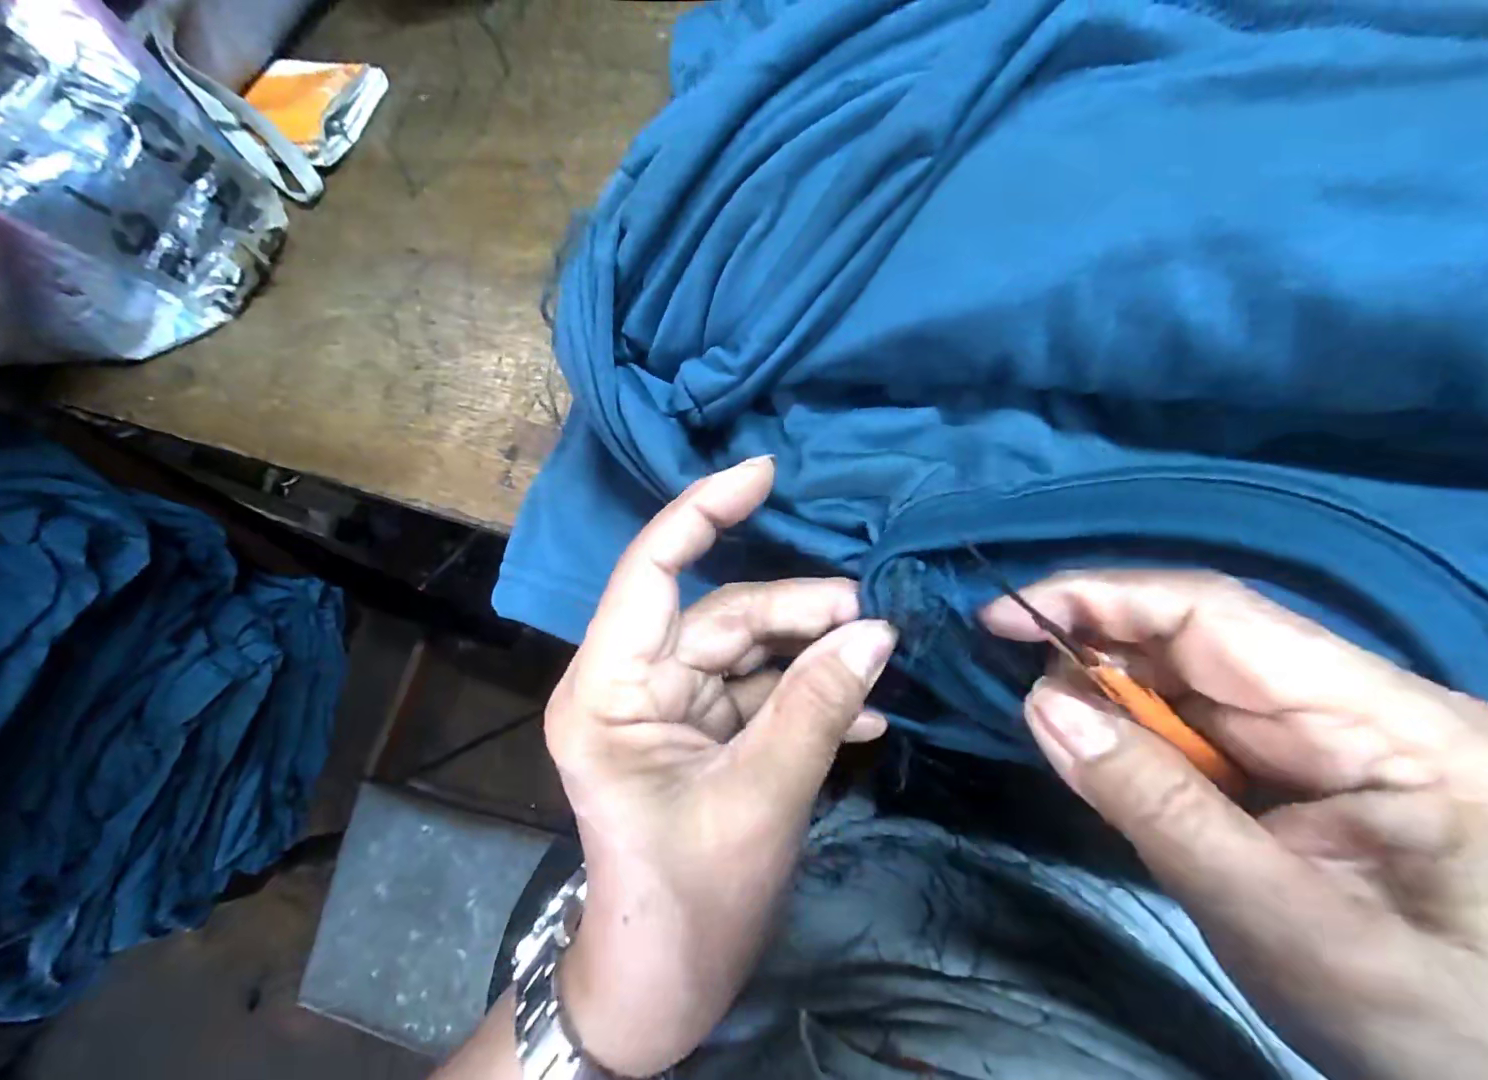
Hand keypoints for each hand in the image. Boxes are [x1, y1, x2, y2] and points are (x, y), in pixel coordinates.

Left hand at [544, 457, 896, 1076]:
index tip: (764, 473)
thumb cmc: (689, 902)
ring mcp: (672, 707)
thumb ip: (815, 706)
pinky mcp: (705, 732)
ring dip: (813, 653)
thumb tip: (877, 630)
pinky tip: (864, 713)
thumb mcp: (759, 799)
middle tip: (873, 621)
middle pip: (723, 614)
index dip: (703, 511)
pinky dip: (808, 694)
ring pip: (750, 649)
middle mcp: (634, 683)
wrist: (665, 987)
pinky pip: (760, 690)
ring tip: (876, 663)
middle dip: (799, 612)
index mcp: (610, 689)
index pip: (652, 571)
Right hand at [983, 571, 1487, 1079]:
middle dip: (1101, 648)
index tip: (1007, 613)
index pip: (1230, 617)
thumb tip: (1042, 704)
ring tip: (1065, 725)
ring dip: (1118, 691)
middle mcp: (1390, 701)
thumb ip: (1153, 806)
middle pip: (1210, 636)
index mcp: (1417, 731)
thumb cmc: (1413, 1026)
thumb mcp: (1270, 920)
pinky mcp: (1325, 746)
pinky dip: (1144, 724)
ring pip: (1200, 670)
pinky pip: (1210, 710)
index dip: (1105, 598)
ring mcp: (1358, 720)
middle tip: (1025, 679)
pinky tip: (1115, 747)